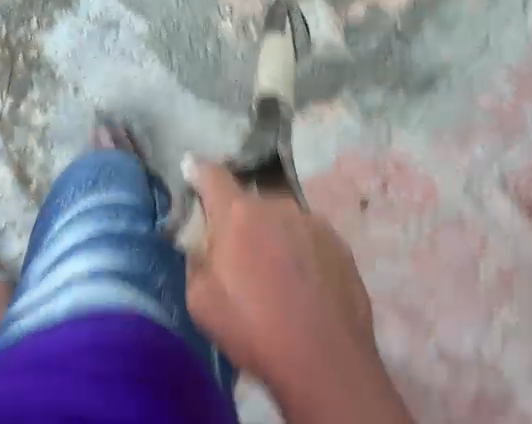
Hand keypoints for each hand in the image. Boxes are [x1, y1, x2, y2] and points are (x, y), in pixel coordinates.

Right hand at [182, 156, 413, 423]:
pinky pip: (309, 238)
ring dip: (273, 237)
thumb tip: (203, 242)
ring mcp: (313, 223)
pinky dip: (301, 253)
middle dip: (240, 221)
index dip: (198, 171)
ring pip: (281, 221)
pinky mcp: (340, 245)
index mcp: (237, 213)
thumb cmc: (254, 331)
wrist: (327, 363)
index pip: (211, 175)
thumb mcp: (201, 301)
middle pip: (248, 203)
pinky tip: (304, 286)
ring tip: (276, 276)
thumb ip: (196, 259)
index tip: (190, 167)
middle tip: (239, 257)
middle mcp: (276, 206)